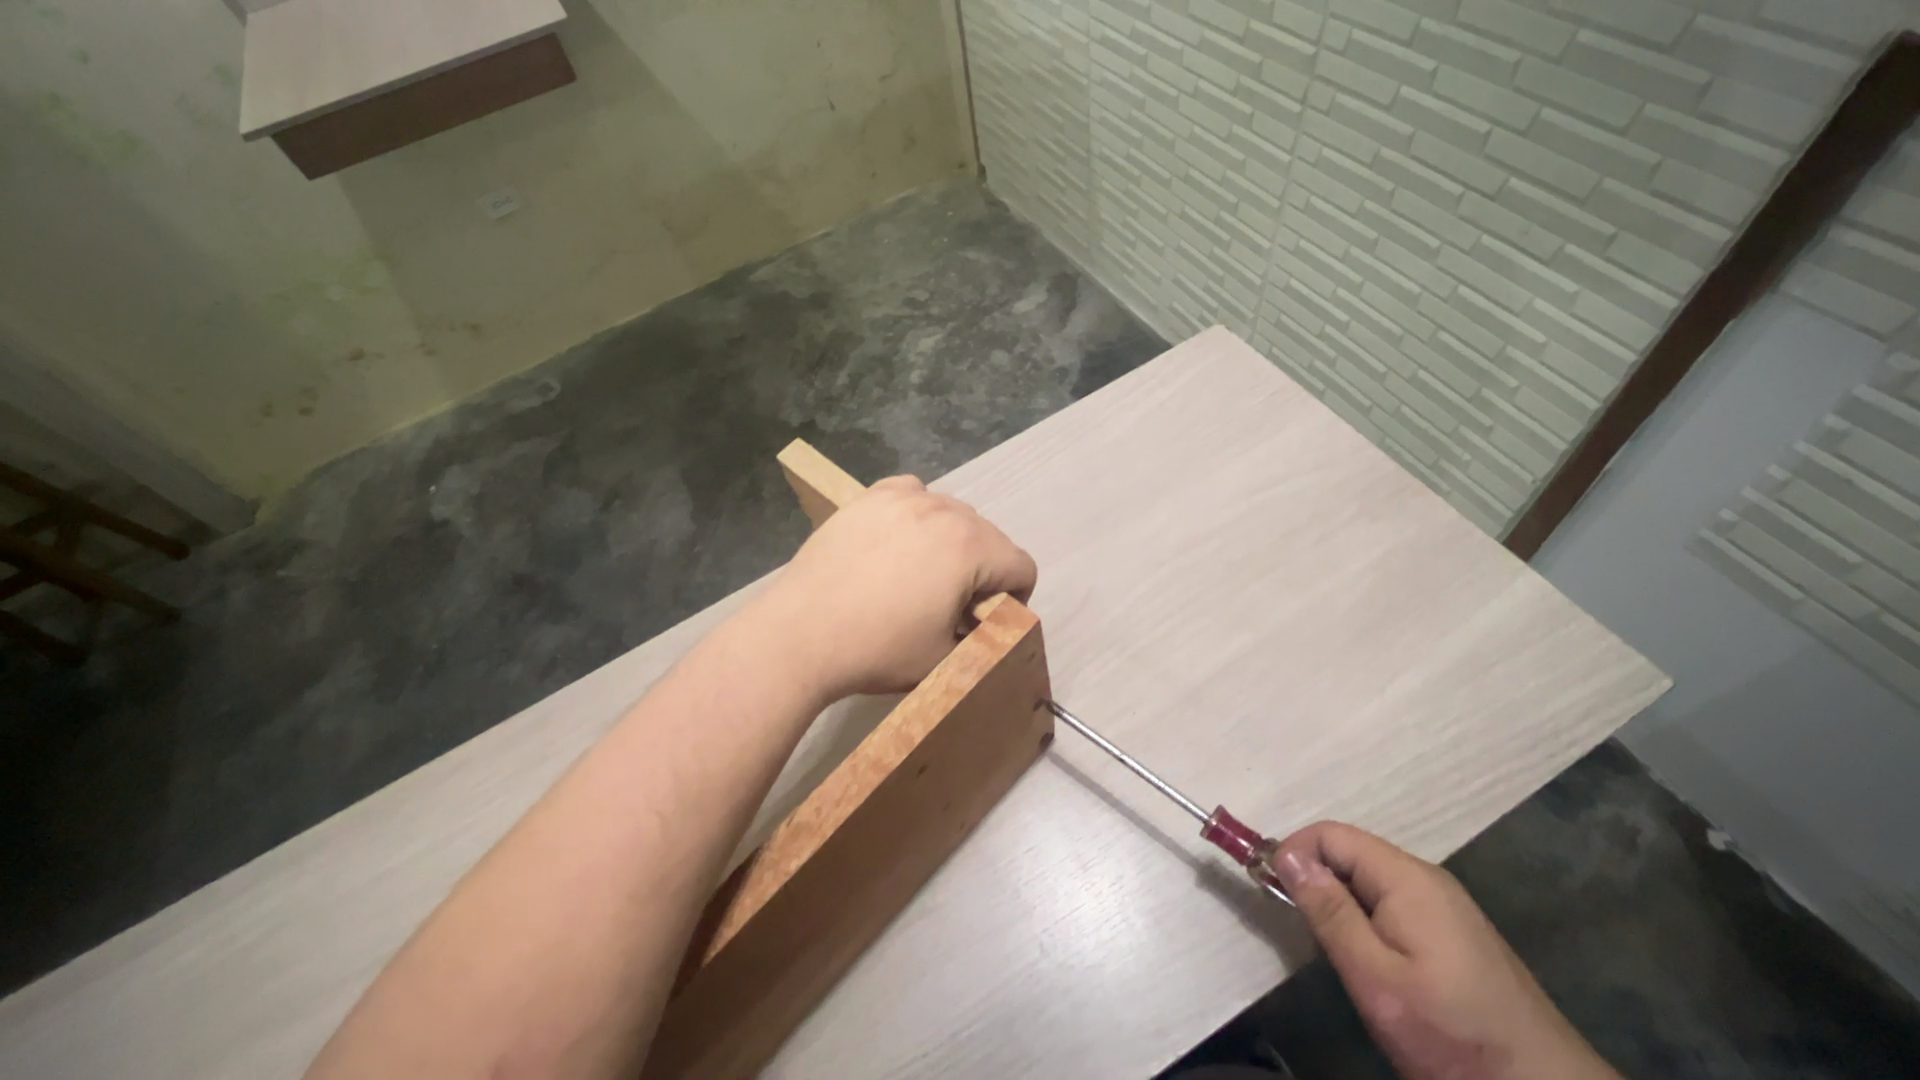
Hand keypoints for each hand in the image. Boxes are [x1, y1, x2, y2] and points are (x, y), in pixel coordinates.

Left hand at [751, 476, 1037, 701]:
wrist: (801, 634)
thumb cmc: (879, 650)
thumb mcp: (946, 658)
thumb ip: (983, 638)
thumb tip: (988, 624)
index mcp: (971, 547)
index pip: (1021, 565)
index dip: (1016, 598)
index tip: (987, 621)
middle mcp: (944, 510)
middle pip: (990, 536)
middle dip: (984, 570)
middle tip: (952, 605)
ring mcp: (902, 498)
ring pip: (952, 513)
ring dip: (952, 543)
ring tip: (921, 577)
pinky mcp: (868, 498)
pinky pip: (912, 494)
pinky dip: (917, 515)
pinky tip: (898, 544)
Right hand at [1272, 822, 1620, 1079]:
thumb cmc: (1450, 1031)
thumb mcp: (1375, 977)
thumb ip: (1329, 912)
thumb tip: (1287, 855)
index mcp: (1407, 879)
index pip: (1331, 834)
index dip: (1292, 852)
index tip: (1268, 890)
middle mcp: (1426, 879)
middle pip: (1350, 853)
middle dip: (1312, 877)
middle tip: (1292, 924)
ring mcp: (1443, 906)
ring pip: (1368, 880)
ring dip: (1335, 901)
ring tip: (1325, 948)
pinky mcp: (1451, 933)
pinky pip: (1390, 903)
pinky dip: (1362, 918)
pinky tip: (1364, 960)